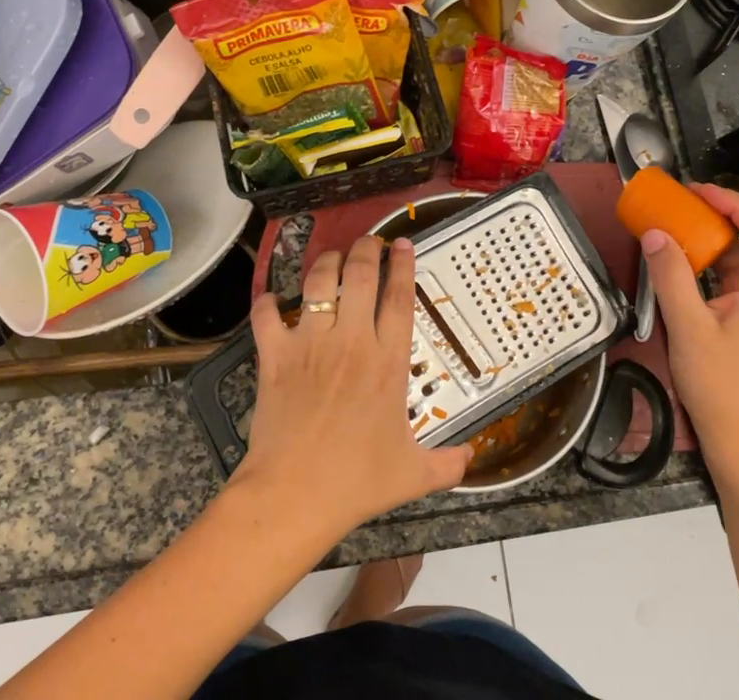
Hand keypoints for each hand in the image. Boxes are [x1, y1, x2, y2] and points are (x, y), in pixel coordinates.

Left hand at [230, 236, 472, 536]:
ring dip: (326, 263)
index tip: (403, 245)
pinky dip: (268, 303)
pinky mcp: (273, 356)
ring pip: (318, 283)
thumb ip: (448, 463)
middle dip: (366, 250)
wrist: (295, 495)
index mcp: (388, 362)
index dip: (403, 266)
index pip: (399, 298)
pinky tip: (272, 300)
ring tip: (332, 257)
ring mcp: (309, 345)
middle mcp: (351, 342)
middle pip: (360, 276)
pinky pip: (267, 315)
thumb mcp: (414, 475)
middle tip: (369, 243)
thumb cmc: (357, 482)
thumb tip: (472, 458)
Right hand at [640, 185, 738, 448]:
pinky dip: (709, 265)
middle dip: (720, 216)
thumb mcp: (688, 328)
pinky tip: (682, 265)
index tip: (698, 193)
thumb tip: (655, 235)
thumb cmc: (717, 383)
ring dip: (712, 240)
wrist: (737, 434)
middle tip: (682, 205)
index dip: (736, 203)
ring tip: (676, 227)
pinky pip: (732, 280)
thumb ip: (671, 278)